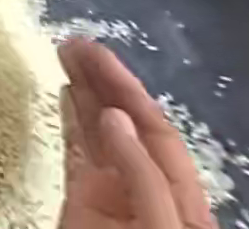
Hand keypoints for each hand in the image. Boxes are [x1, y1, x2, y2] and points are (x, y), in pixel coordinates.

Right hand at [59, 39, 216, 228]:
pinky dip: (70, 119)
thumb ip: (143, 179)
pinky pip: (76, 152)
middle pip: (127, 126)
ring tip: (64, 53)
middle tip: (73, 42)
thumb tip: (114, 116)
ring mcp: (114, 197)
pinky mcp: (82, 202)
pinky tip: (64, 92)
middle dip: (103, 82)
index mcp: (184, 206)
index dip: (127, 91)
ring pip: (98, 132)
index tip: (95, 54)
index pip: (157, 135)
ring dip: (82, 91)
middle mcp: (150, 193)